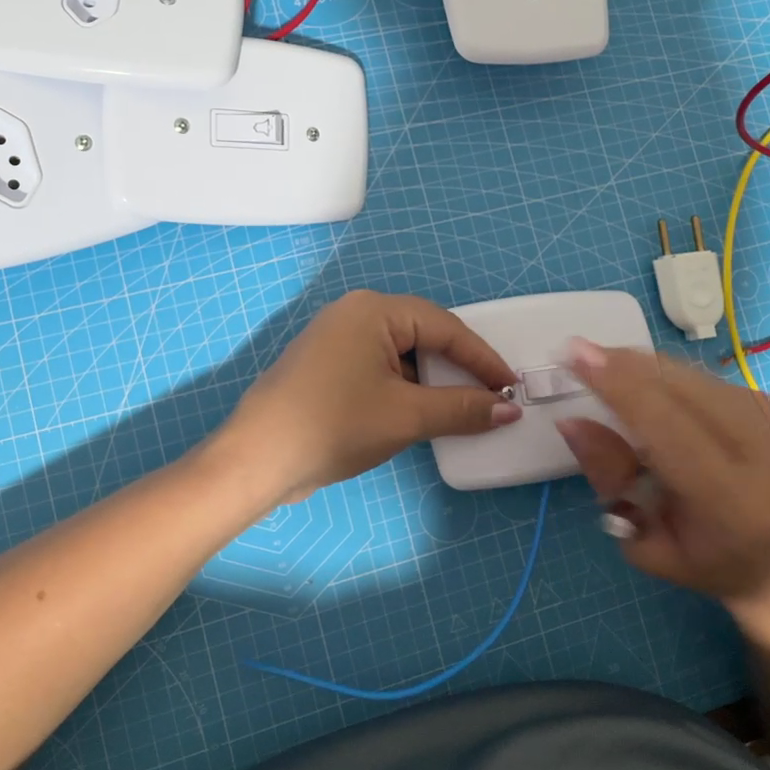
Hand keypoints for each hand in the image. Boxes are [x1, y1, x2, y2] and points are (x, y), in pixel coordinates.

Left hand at [218, 290, 521, 502]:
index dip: (482, 359)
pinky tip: (419, 415)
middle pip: (422, 336)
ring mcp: (335, 340)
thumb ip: (461, 409)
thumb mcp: (406, 417)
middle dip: (456, 369)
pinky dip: (403, 389)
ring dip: (430, 382)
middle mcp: (353, 314)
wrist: (258, 457)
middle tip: (489, 399)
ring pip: (400, 355)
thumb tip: (507, 409)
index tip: (512, 387)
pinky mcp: (325, 367)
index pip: (444, 327)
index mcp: (373, 311)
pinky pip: (378, 368)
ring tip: (459, 411)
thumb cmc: (335, 424)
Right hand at [555, 338, 769, 607]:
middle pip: (677, 389)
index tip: (575, 355)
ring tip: (601, 371)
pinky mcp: (764, 403)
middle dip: (621, 366)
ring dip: (637, 366)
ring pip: (684, 373)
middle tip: (575, 355)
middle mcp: (756, 453)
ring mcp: (766, 422)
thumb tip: (570, 421)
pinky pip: (696, 375)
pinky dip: (659, 373)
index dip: (621, 389)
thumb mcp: (642, 540)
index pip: (669, 430)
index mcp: (728, 501)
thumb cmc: (702, 559)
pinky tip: (638, 385)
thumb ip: (610, 478)